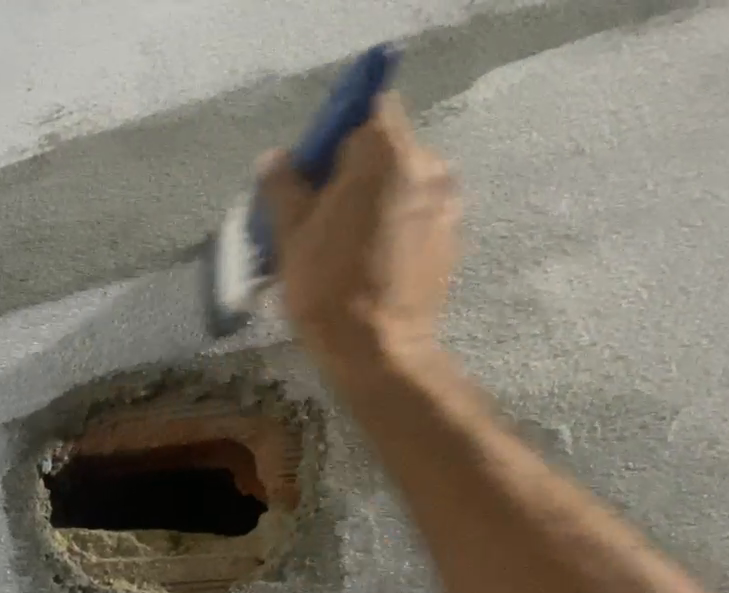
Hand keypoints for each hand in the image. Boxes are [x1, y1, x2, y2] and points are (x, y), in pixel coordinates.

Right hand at [259, 92, 461, 365]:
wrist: (378, 349)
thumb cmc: (327, 287)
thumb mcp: (290, 236)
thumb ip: (283, 187)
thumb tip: (276, 159)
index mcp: (385, 155)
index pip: (369, 107)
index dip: (337, 129)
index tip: (313, 165)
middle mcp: (428, 165)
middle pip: (385, 147)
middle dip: (351, 170)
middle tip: (317, 211)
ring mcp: (447, 201)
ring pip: (401, 181)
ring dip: (371, 198)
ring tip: (341, 242)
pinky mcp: (452, 235)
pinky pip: (416, 211)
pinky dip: (392, 223)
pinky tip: (366, 260)